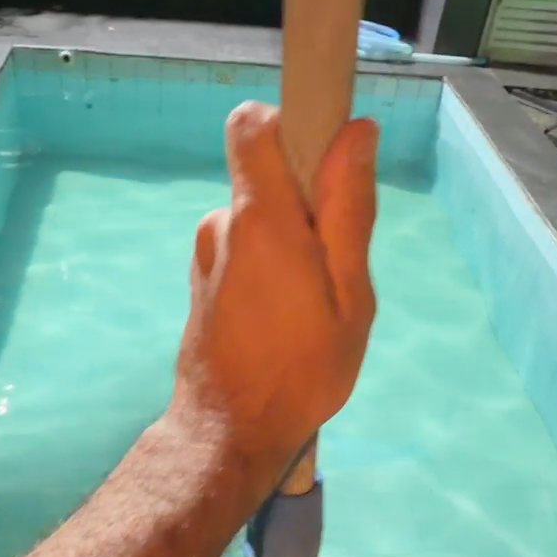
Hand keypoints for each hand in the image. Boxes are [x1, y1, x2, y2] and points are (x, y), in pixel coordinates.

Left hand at [171, 103, 378, 483]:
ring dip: (289, 246)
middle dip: (306, 207)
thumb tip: (355, 133)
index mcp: (261, 219)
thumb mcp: (349, 298)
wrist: (229, 433)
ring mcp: (206, 254)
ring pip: (259, 220)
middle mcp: (222, 225)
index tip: (324, 158)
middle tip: (331, 272)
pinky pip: (244, 250)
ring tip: (308, 308)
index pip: (253, 125)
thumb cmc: (301, 372)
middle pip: (268, 178)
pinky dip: (268, 269)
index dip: (289, 123)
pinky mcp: (201, 281)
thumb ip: (349, 212)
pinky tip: (281, 320)